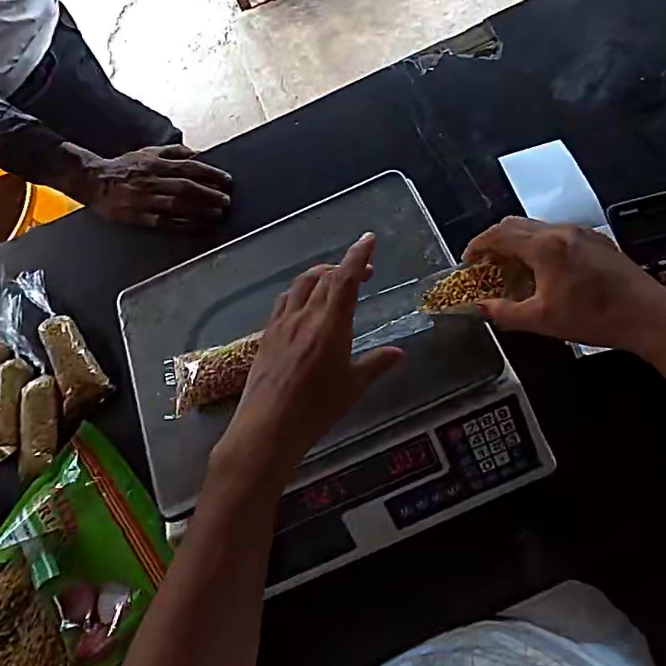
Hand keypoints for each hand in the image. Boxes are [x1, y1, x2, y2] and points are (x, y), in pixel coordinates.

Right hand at [62, 144, 232, 229]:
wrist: (93, 181)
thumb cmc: (125, 167)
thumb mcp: (149, 152)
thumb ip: (174, 152)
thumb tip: (199, 154)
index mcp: (156, 164)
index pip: (189, 168)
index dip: (210, 174)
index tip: (226, 180)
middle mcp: (151, 181)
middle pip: (185, 188)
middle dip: (209, 194)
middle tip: (226, 200)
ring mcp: (144, 200)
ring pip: (177, 206)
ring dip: (199, 211)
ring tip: (217, 214)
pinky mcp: (138, 216)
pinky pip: (163, 222)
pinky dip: (182, 225)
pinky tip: (197, 227)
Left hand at [211, 234, 404, 492]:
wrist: (268, 426)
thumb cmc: (316, 408)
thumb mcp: (353, 386)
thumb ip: (376, 364)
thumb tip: (398, 352)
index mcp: (329, 324)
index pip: (345, 279)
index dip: (358, 256)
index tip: (368, 239)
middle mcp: (304, 316)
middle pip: (323, 278)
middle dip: (344, 267)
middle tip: (363, 272)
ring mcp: (281, 324)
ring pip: (300, 285)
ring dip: (319, 276)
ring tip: (333, 282)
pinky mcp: (266, 335)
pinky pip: (284, 302)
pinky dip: (299, 293)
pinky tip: (303, 305)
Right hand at [463, 217, 665, 353]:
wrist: (650, 317)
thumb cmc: (598, 317)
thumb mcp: (542, 320)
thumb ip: (505, 313)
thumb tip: (482, 309)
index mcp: (545, 247)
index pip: (499, 235)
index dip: (477, 246)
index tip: (468, 260)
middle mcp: (562, 232)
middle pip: (516, 225)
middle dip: (495, 242)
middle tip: (485, 264)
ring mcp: (583, 234)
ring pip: (538, 229)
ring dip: (519, 244)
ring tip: (512, 270)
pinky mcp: (598, 243)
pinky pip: (559, 236)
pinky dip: (541, 247)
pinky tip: (545, 272)